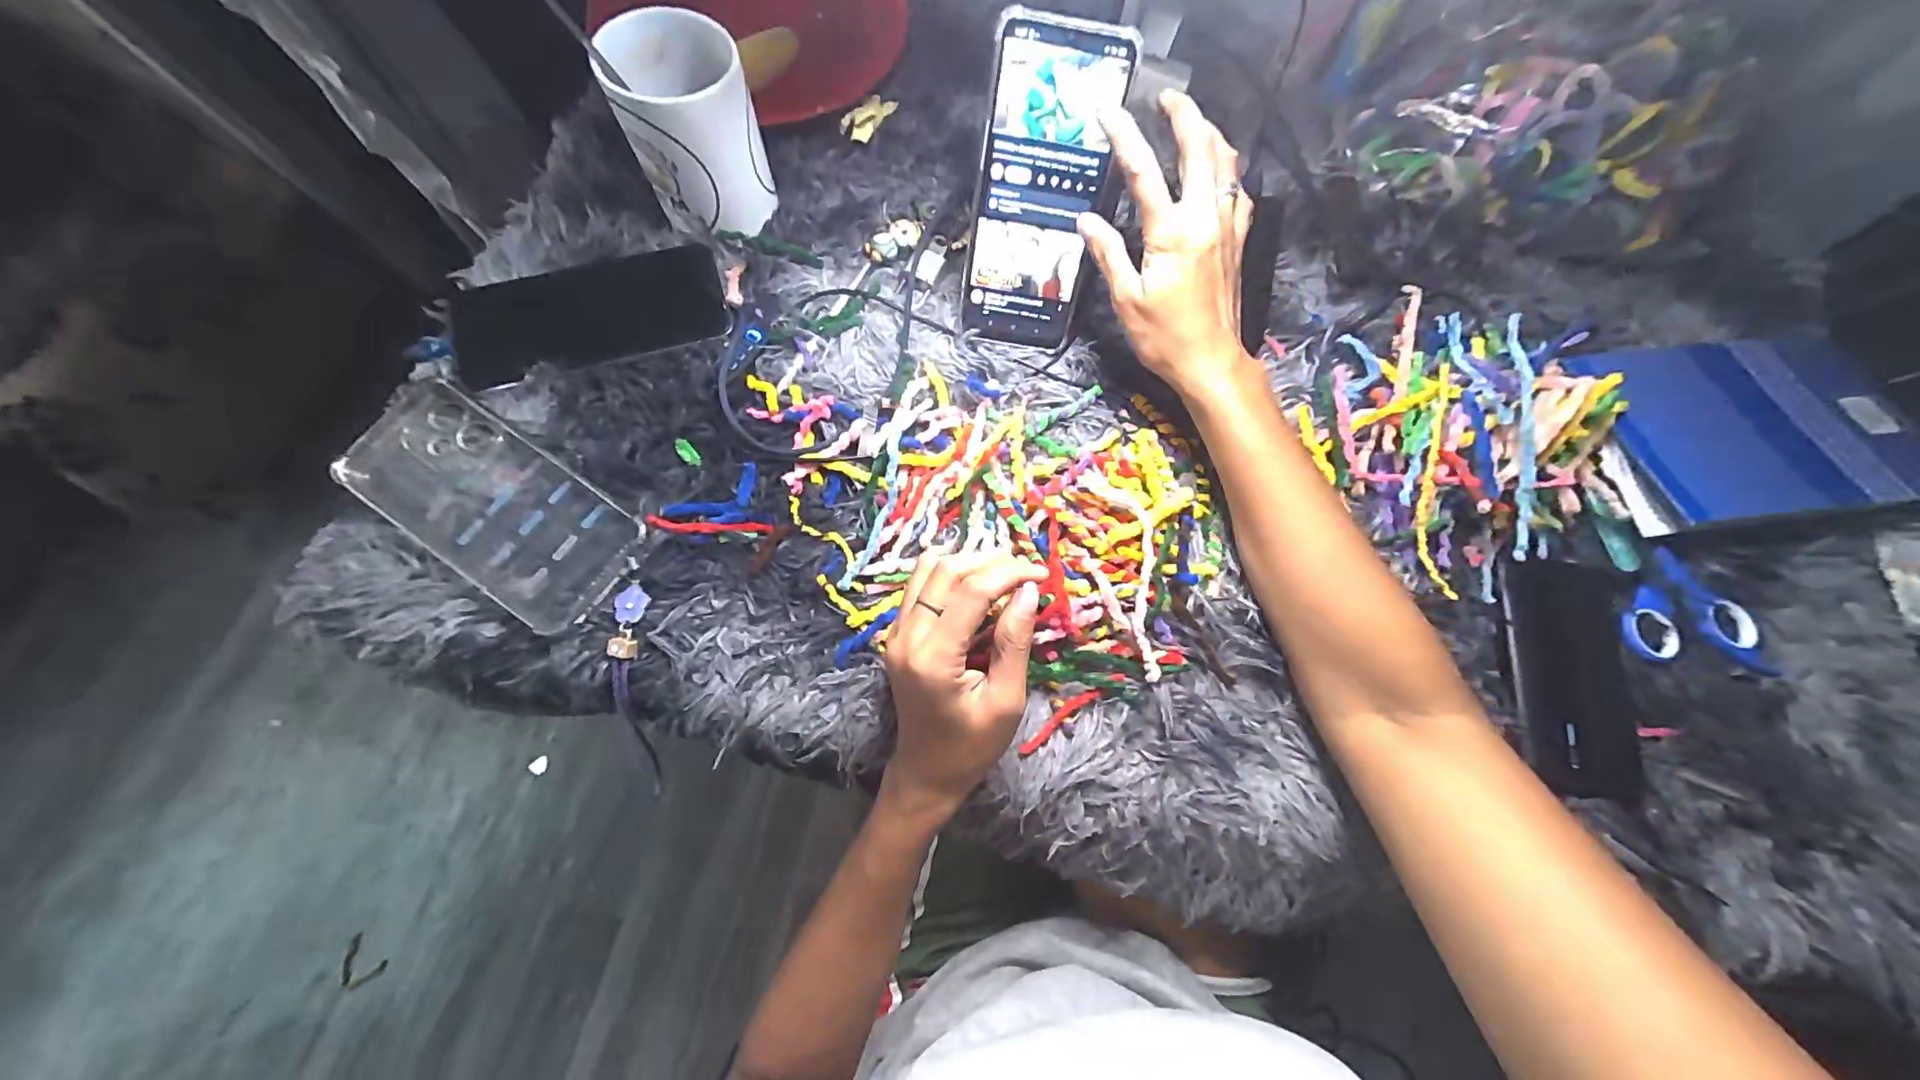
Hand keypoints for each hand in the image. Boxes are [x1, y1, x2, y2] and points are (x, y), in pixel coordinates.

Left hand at [880, 550, 1043, 822]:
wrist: (925, 772)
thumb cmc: (971, 746)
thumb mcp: (1006, 701)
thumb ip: (1014, 643)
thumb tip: (1029, 590)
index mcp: (933, 658)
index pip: (971, 591)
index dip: (1009, 573)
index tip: (1042, 574)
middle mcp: (906, 637)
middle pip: (946, 570)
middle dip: (990, 561)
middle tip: (1026, 570)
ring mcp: (895, 633)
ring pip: (927, 569)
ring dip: (967, 560)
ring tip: (1004, 571)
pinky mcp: (896, 633)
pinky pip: (918, 585)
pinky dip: (949, 574)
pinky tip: (976, 583)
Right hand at [1079, 90, 1261, 404]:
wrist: (1211, 361)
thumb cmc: (1165, 338)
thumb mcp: (1126, 299)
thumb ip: (1108, 254)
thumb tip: (1087, 222)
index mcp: (1172, 233)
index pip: (1143, 172)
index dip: (1124, 138)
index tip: (1109, 114)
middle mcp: (1205, 219)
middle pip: (1200, 148)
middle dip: (1184, 115)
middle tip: (1166, 99)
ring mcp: (1227, 227)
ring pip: (1227, 162)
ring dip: (1210, 134)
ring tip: (1193, 121)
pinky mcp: (1238, 240)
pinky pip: (1238, 190)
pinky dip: (1227, 169)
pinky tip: (1219, 172)